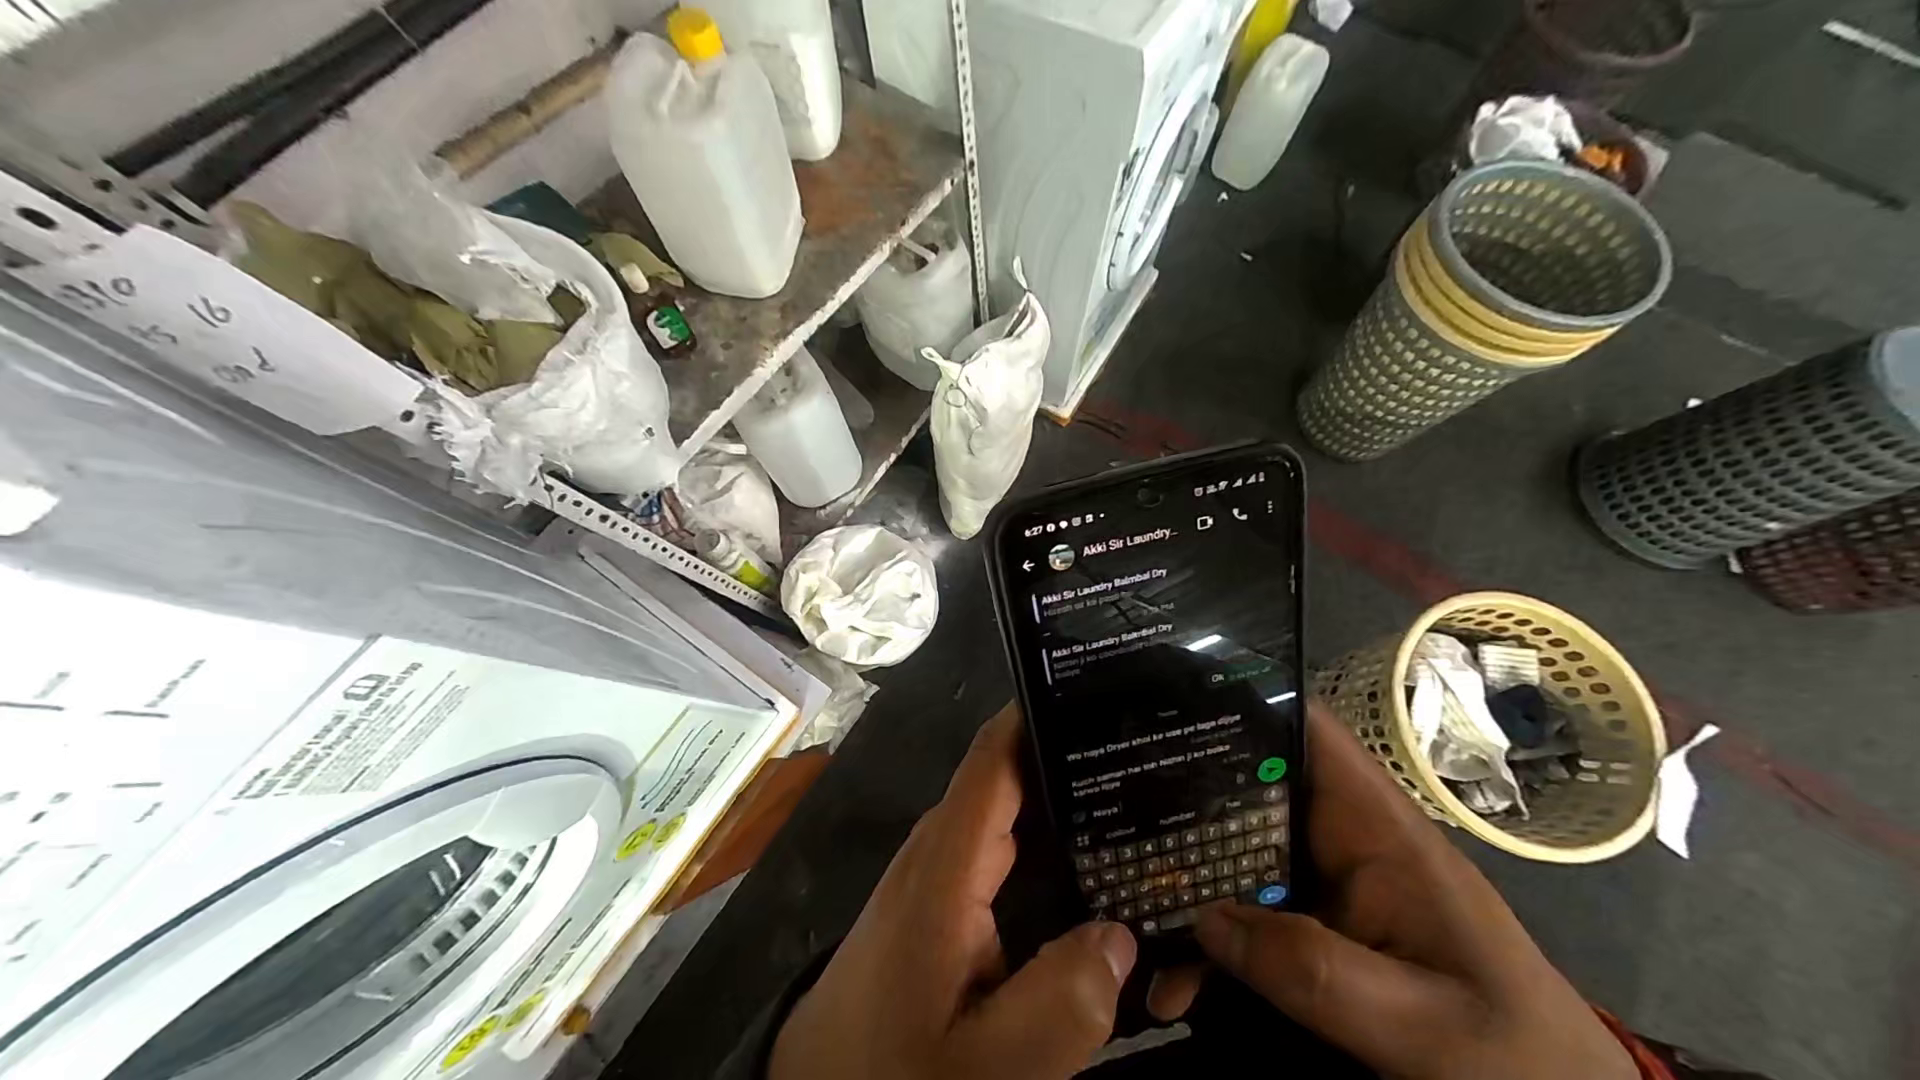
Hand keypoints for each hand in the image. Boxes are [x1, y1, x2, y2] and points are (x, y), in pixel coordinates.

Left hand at [768, 703, 1135, 1079]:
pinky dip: (1049, 844)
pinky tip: (1097, 863)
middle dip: (1075, 760)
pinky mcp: (941, 898)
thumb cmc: (892, 1071)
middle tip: (1152, 757)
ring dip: (1067, 804)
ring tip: (1143, 800)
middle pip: (1012, 777)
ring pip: (1011, 814)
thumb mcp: (986, 1066)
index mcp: (945, 864)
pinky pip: (1004, 849)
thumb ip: (1060, 1006)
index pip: (995, 756)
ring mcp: (938, 872)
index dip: (1042, 713)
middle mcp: (940, 850)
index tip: (1104, 693)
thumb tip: (1121, 937)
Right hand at [1149, 703, 1637, 1079]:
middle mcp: (1338, 843)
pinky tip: (1167, 980)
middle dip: (1180, 794)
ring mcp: (1321, 890)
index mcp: (1375, 829)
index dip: (1246, 701)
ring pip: (1232, 859)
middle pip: (1248, 790)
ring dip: (1180, 883)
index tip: (1169, 698)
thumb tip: (1205, 919)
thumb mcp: (1422, 1023)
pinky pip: (1241, 923)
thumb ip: (1317, 971)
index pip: (1309, 733)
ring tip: (1121, 904)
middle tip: (1109, 803)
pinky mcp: (1311, 934)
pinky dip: (1201, 948)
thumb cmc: (1514, 1055)